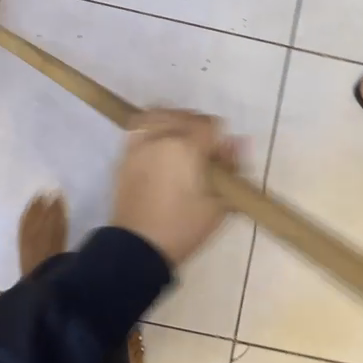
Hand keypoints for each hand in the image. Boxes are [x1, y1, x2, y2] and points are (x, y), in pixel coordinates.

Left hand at [110, 109, 240, 266]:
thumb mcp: (218, 205)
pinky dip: (153, 130)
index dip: (221, 140)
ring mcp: (138, 145)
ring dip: (174, 122)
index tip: (224, 159)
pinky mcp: (124, 157)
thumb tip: (239, 144)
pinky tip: (161, 148)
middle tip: (205, 152)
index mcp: (186, 147)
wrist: (137, 247)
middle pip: (185, 116)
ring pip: (159, 115)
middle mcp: (160, 138)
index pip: (210, 126)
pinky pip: (139, 129)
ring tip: (182, 142)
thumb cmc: (182, 228)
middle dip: (199, 129)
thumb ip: (231, 170)